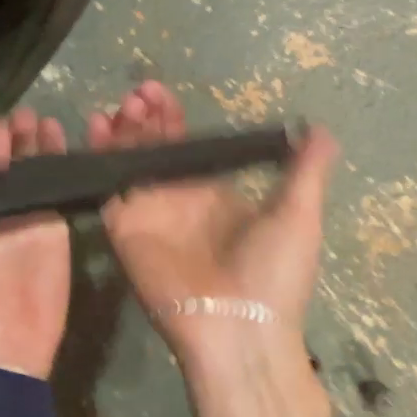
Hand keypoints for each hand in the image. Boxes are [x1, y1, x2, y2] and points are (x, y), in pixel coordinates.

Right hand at [88, 81, 340, 416]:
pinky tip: (96, 129)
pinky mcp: (122, 225)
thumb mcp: (297, 217)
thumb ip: (304, 171)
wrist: (240, 328)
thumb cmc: (273, 274)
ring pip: (123, 158)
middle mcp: (173, 195)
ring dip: (118, 130)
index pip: (182, 141)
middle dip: (141, 115)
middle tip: (139, 94)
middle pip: (148, 144)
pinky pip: (104, 184)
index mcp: (209, 191)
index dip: (169, 115)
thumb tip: (320, 128)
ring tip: (120, 107)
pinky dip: (96, 156)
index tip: (157, 89)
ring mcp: (145, 209)